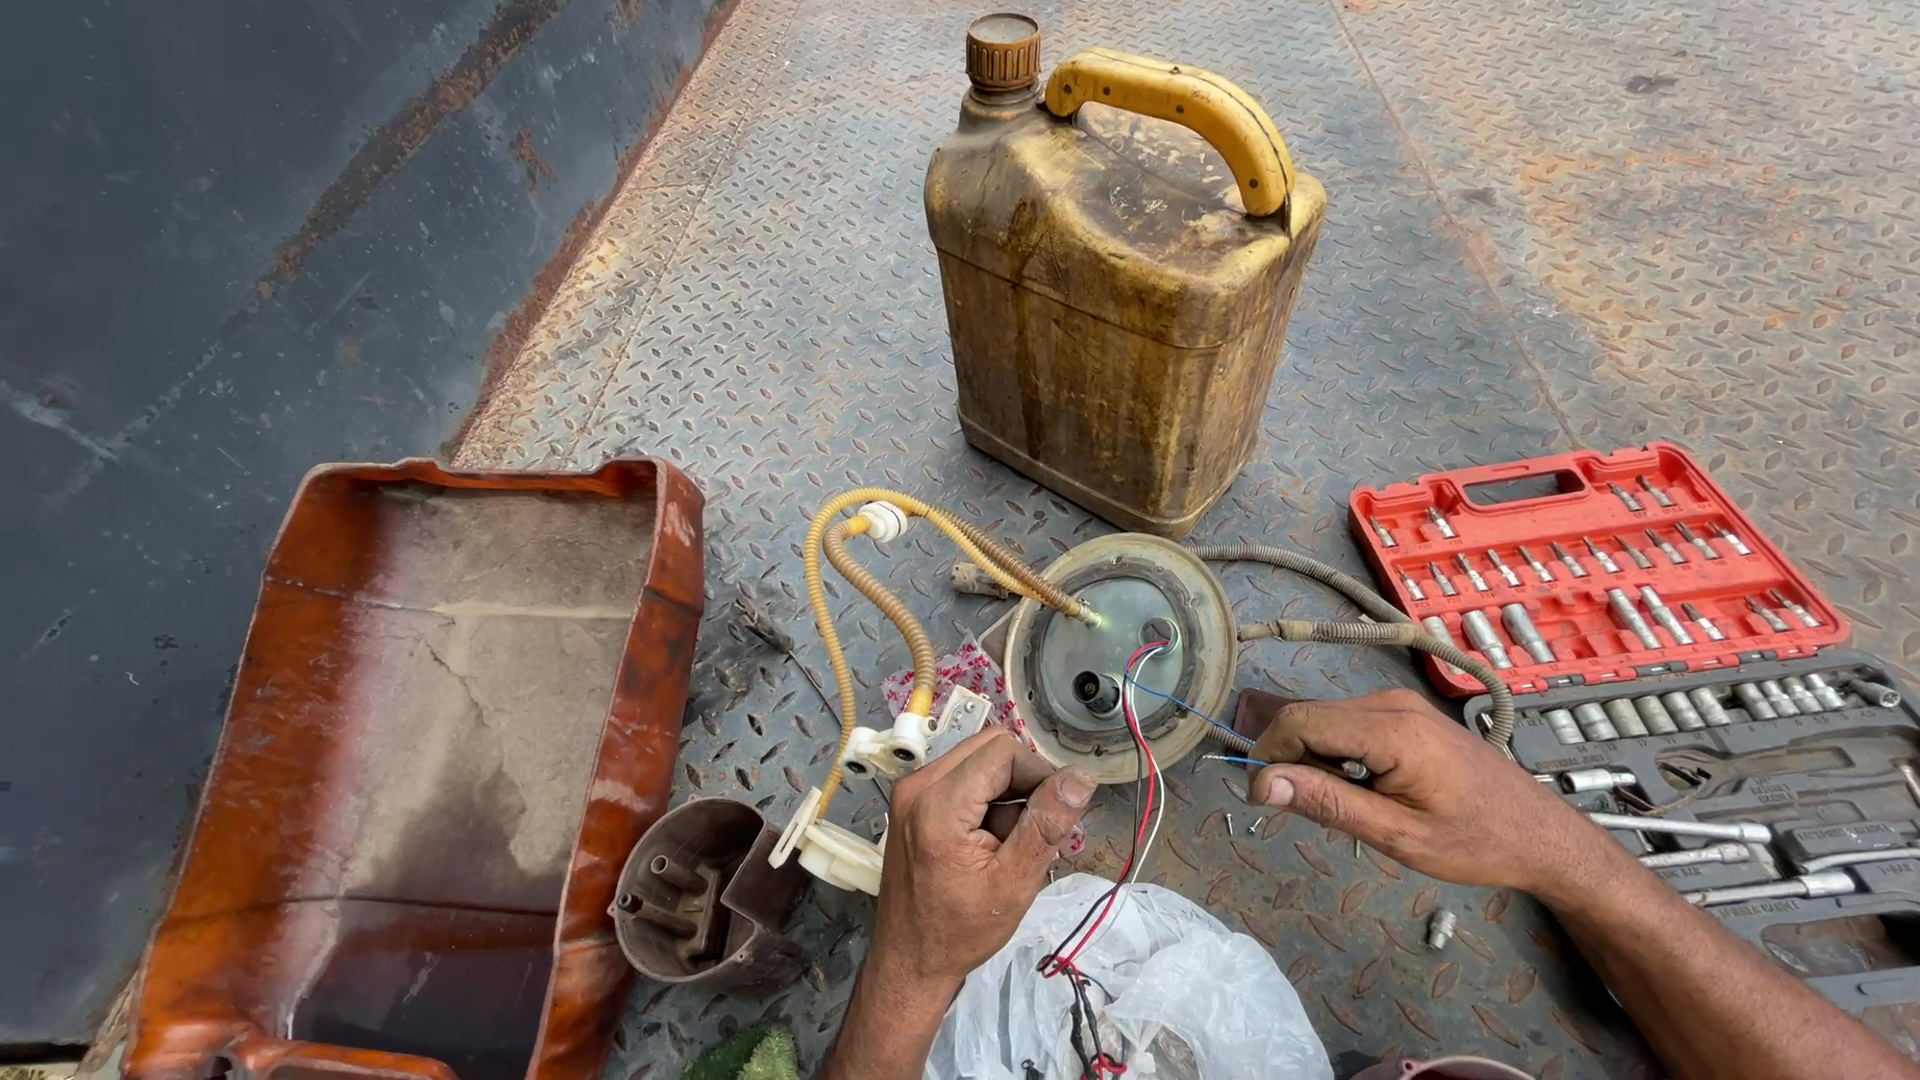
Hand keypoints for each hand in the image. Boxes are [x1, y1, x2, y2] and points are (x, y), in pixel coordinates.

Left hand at [871, 727, 1095, 986]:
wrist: (909, 960)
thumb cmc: (961, 931)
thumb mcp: (1014, 883)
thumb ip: (1046, 825)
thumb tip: (1081, 778)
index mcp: (937, 804)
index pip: (1004, 751)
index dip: (1039, 773)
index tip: (1055, 814)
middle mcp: (918, 784)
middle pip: (990, 747)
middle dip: (1024, 779)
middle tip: (1037, 827)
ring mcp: (911, 789)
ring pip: (978, 758)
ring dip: (1006, 789)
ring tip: (1011, 840)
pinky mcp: (912, 799)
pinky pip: (962, 775)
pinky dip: (987, 797)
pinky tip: (992, 838)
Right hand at [1247, 689, 1608, 896]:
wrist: (1545, 835)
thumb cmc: (1477, 842)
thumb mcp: (1398, 835)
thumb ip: (1327, 803)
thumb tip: (1262, 783)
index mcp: (1391, 729)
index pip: (1299, 721)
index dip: (1268, 754)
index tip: (1261, 797)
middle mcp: (1389, 701)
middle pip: (1307, 716)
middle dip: (1287, 756)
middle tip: (1297, 804)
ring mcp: (1398, 702)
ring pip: (1323, 717)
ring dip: (1309, 755)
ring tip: (1334, 799)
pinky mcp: (1402, 710)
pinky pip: (1345, 721)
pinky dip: (1332, 750)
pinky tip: (1355, 783)